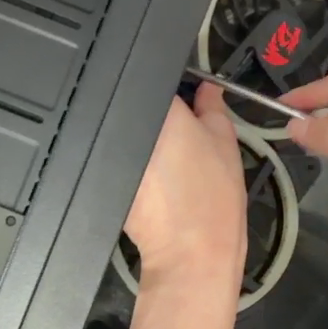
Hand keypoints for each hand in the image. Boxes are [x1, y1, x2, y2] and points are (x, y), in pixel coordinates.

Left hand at [125, 83, 247, 285]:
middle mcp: (128, 127)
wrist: (192, 250)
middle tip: (180, 134)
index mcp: (160, 110)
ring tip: (168, 161)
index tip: (185, 101)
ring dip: (143, 137)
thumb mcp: (224, 141)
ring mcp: (112, 152)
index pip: (159, 78)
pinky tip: (155, 179)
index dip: (173, 87)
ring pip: (126, 131)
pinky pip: (118, 156)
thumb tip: (208, 90)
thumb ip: (212, 107)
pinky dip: (133, 161)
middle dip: (155, 113)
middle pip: (137, 105)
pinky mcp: (103, 177)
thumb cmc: (212, 199)